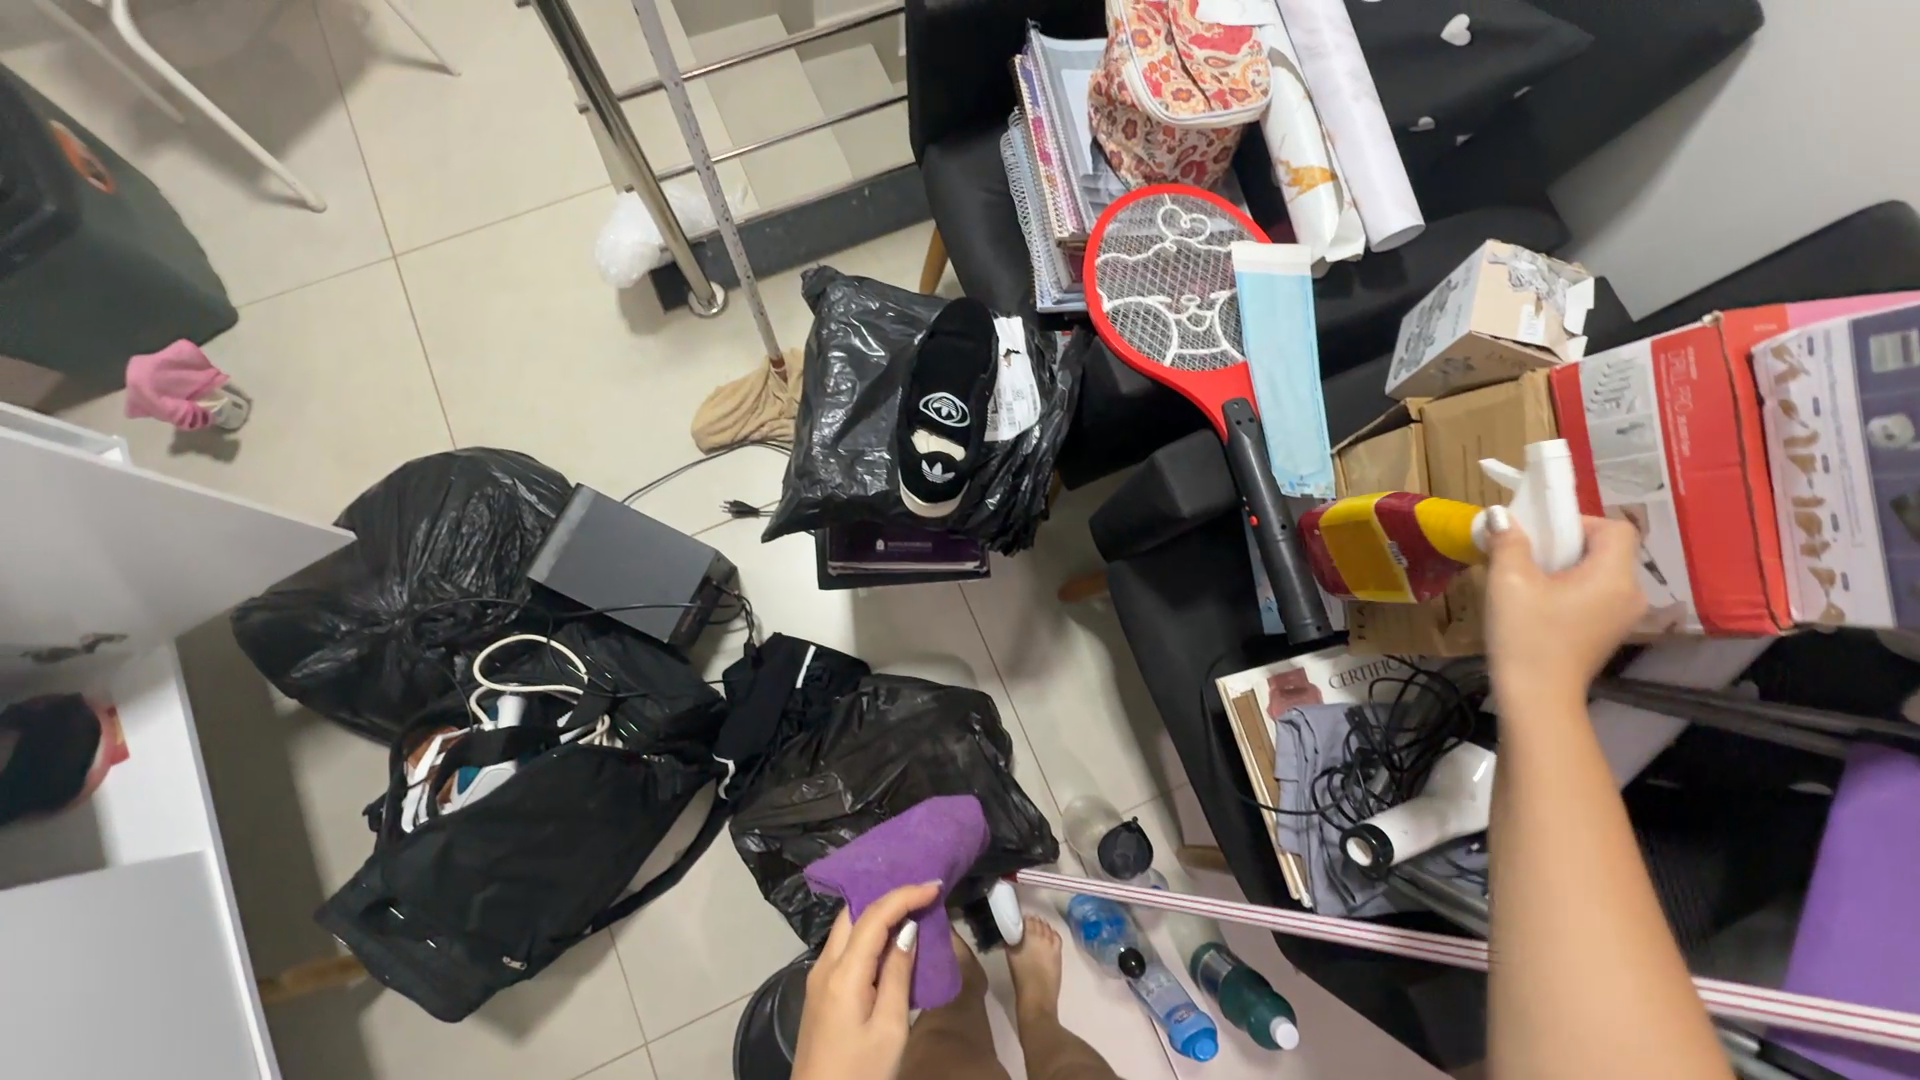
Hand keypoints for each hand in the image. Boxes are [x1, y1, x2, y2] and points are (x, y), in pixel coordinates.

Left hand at [790, 882, 941, 1079]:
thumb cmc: (860, 1074)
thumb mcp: (890, 1029)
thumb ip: (899, 974)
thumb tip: (907, 931)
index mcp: (843, 973)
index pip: (874, 916)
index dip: (904, 895)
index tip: (934, 886)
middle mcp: (824, 965)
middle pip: (854, 913)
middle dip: (886, 895)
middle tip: (921, 891)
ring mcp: (818, 977)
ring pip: (846, 927)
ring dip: (876, 912)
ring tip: (910, 906)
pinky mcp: (820, 991)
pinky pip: (844, 946)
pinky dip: (867, 932)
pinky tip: (889, 938)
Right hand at [1485, 514, 1645, 712]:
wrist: (1536, 695)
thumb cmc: (1525, 634)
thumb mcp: (1509, 582)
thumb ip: (1508, 543)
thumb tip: (1500, 515)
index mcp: (1613, 576)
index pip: (1615, 528)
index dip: (1580, 522)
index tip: (1542, 535)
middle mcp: (1631, 593)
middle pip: (1608, 550)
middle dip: (1568, 545)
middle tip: (1528, 556)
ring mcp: (1624, 616)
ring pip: (1601, 573)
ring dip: (1568, 568)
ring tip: (1529, 581)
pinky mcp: (1609, 632)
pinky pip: (1596, 595)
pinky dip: (1572, 589)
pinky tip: (1539, 604)